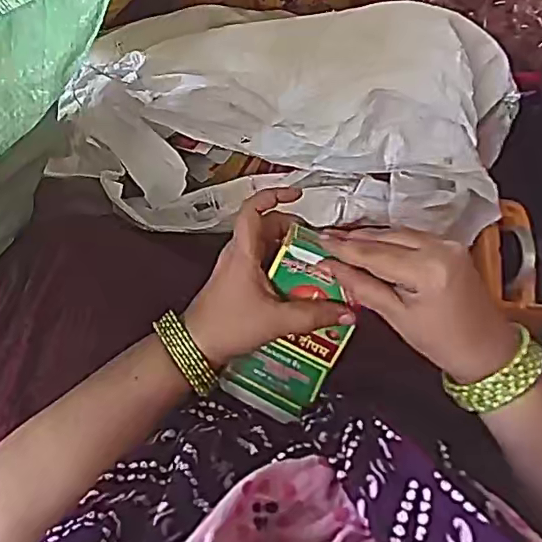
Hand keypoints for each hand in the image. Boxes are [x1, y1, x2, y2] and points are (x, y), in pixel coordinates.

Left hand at [182, 188, 355, 364]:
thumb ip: (314, 316)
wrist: (196, 346)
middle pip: (267, 226)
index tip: (296, 194)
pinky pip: (264, 264)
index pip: (253, 209)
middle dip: (294, 230)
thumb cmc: (224, 326)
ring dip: (289, 250)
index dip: (274, 195)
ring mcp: (237, 267)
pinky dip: (282, 268)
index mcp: (243, 252)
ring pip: (267, 246)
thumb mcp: (276, 321)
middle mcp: (238, 254)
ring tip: (312, 264)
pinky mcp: (239, 282)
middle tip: (316, 243)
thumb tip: (344, 311)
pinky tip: (298, 286)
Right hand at [320, 226, 523, 383]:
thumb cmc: (445, 342)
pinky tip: (371, 243)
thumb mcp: (397, 317)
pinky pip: (411, 235)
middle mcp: (439, 249)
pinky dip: (388, 238)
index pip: (373, 253)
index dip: (342, 248)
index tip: (319, 243)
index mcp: (426, 270)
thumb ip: (362, 287)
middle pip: (384, 237)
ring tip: (341, 240)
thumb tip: (333, 268)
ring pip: (397, 232)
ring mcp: (447, 244)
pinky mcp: (450, 246)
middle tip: (325, 239)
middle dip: (353, 238)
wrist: (488, 349)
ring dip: (369, 236)